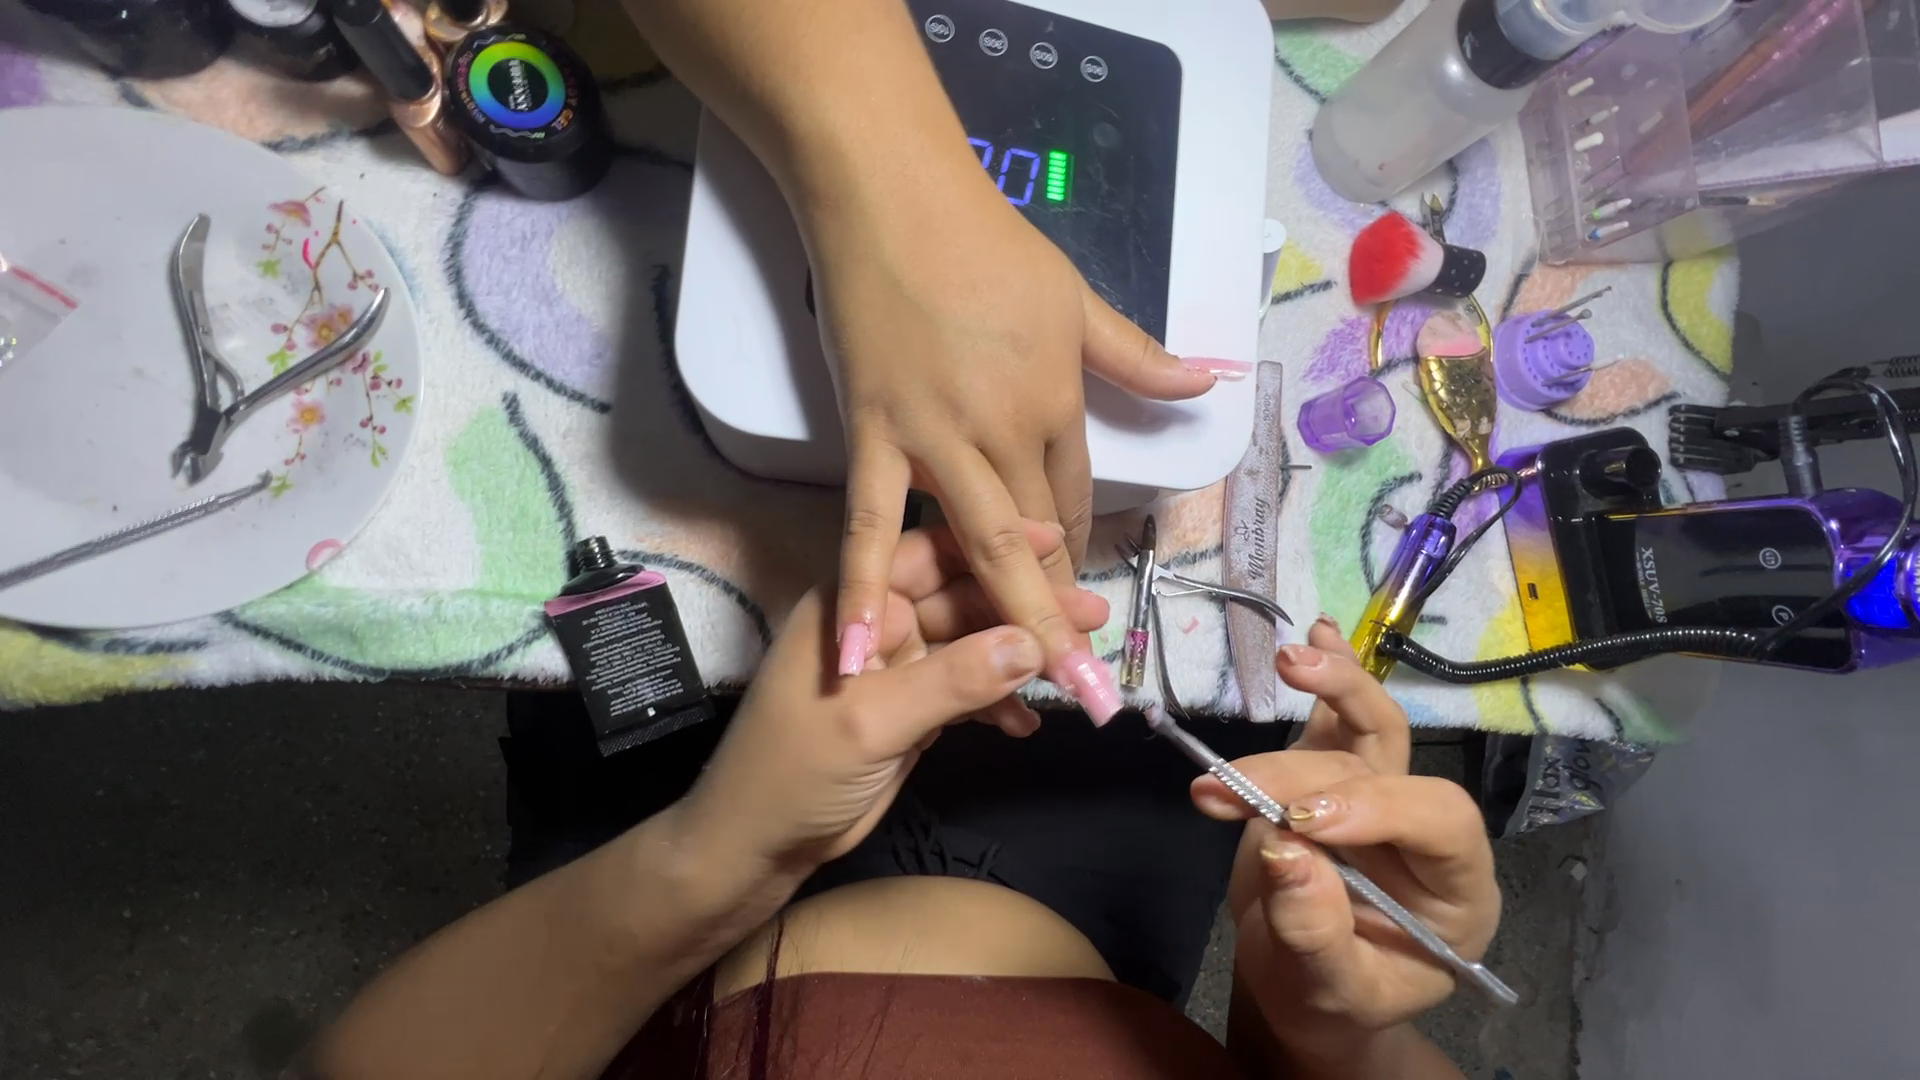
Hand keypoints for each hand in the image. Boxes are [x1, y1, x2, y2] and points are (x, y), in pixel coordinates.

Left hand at [677, 521, 1109, 908]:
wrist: (758, 845)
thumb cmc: (798, 769)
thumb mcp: (875, 720)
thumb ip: (955, 679)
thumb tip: (1034, 643)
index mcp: (855, 602)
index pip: (931, 555)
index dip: (992, 546)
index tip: (1055, 544)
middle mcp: (879, 624)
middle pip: (962, 603)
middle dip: (1023, 611)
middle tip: (1092, 614)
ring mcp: (897, 668)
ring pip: (971, 649)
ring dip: (1019, 661)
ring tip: (1079, 672)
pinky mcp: (910, 708)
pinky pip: (964, 693)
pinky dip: (995, 705)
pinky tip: (1027, 723)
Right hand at [801, 147, 1229, 717]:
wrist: (894, 200)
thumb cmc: (989, 246)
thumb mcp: (1077, 298)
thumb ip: (1138, 355)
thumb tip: (1206, 380)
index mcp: (1056, 403)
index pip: (1077, 499)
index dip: (1080, 550)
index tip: (1079, 597)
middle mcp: (1005, 435)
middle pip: (1041, 541)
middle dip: (1066, 623)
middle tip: (1092, 699)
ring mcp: (935, 444)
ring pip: (979, 547)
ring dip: (1005, 624)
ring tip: (1029, 695)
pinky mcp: (872, 440)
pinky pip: (868, 525)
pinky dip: (863, 589)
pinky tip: (861, 655)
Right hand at [1190, 618, 1499, 1068]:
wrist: (1299, 984)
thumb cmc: (1326, 999)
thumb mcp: (1324, 989)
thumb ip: (1314, 932)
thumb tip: (1283, 850)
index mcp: (1456, 887)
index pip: (1437, 818)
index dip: (1373, 806)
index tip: (1298, 826)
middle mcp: (1421, 830)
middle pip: (1379, 767)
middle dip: (1302, 771)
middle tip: (1233, 786)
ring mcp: (1374, 795)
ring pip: (1359, 730)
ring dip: (1313, 703)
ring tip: (1264, 695)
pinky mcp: (1328, 776)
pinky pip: (1337, 719)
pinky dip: (1329, 677)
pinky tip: (1318, 634)